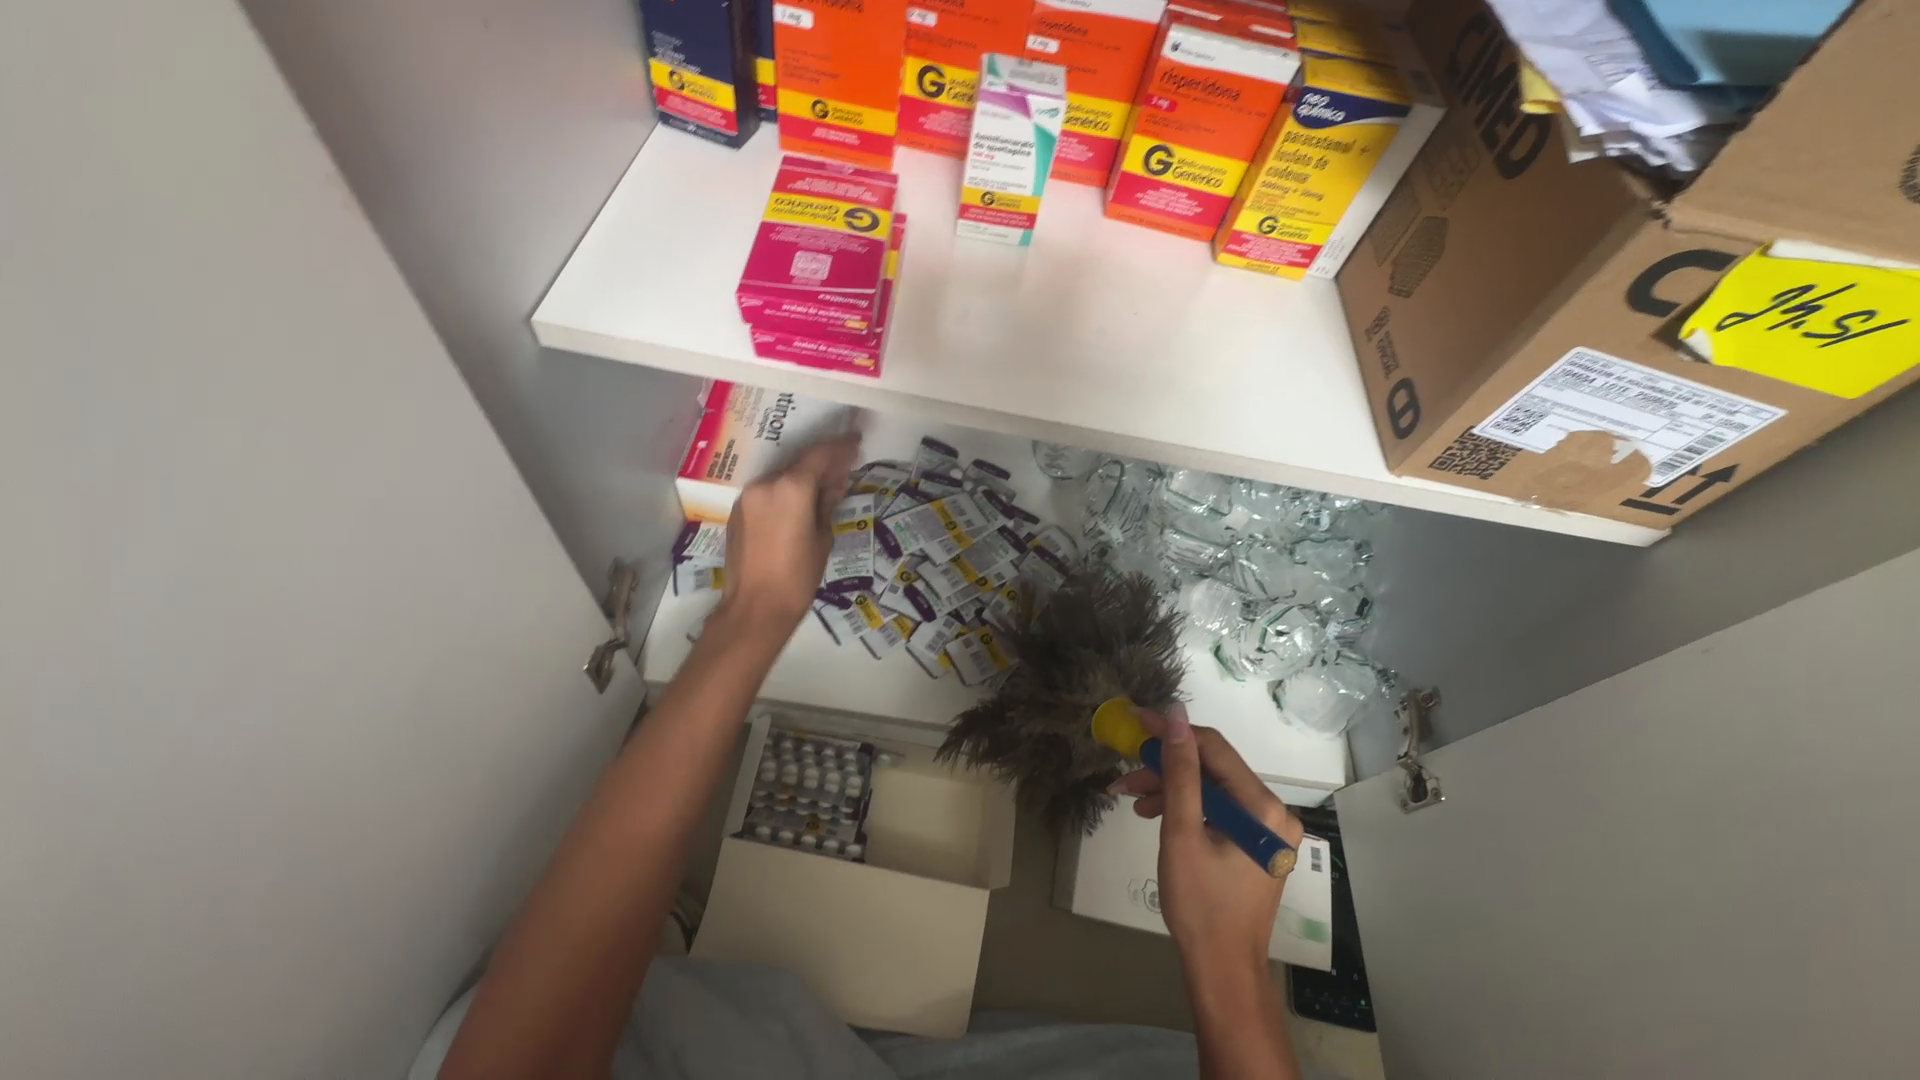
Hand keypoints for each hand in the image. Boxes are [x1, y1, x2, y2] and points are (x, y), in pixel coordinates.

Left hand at [717, 434, 859, 630]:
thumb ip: (827, 504)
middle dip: (823, 463)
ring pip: (782, 477)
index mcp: (791, 487)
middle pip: (799, 462)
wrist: (755, 607)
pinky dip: (786, 492)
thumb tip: (831, 487)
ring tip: (824, 490)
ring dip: (803, 478)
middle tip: (844, 469)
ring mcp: (748, 496)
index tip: (856, 441)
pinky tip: (801, 505)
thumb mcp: (823, 538)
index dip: (841, 446)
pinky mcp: (739, 511)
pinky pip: (768, 492)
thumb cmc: (798, 577)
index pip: (820, 455)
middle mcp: (766, 483)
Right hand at [1114, 704, 1306, 977]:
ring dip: (1171, 788)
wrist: (1221, 969)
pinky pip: (1218, 810)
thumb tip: (1175, 715)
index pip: (1214, 748)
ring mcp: (1267, 829)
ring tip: (1132, 800)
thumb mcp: (1182, 833)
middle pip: (1213, 769)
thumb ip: (1179, 772)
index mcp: (1263, 807)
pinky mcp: (1256, 843)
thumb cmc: (1200, 903)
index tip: (1135, 722)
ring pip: (1212, 789)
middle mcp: (1274, 812)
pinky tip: (1155, 814)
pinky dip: (1186, 808)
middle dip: (1165, 767)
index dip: (1172, 732)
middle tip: (1126, 775)